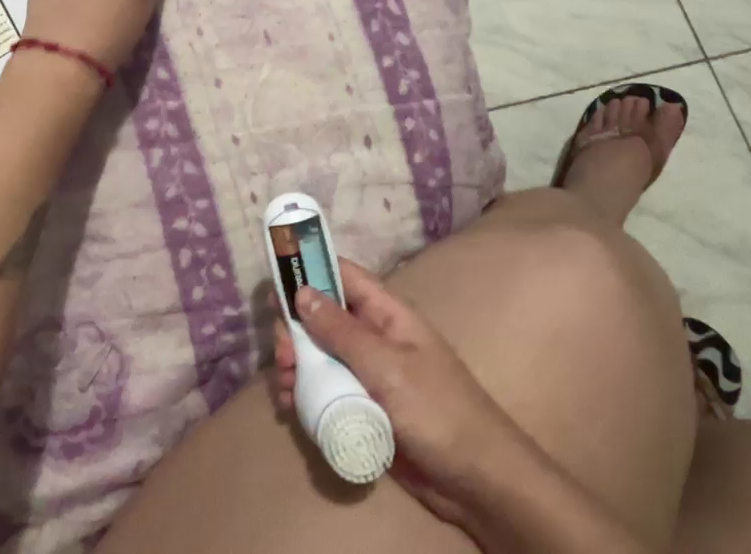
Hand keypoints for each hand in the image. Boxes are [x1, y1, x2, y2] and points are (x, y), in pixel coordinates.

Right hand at [273, 258, 521, 535]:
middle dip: (296, 330)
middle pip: (322, 317)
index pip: (343, 276)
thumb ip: (342, 331)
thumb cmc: (438, 412)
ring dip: (296, 365)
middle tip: (285, 356)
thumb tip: (302, 291)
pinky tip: (291, 407)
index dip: (309, 269)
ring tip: (285, 388)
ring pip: (319, 355)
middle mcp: (375, 338)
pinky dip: (305, 393)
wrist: (476, 481)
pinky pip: (325, 389)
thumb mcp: (387, 368)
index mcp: (388, 315)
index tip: (274, 280)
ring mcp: (368, 373)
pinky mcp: (362, 406)